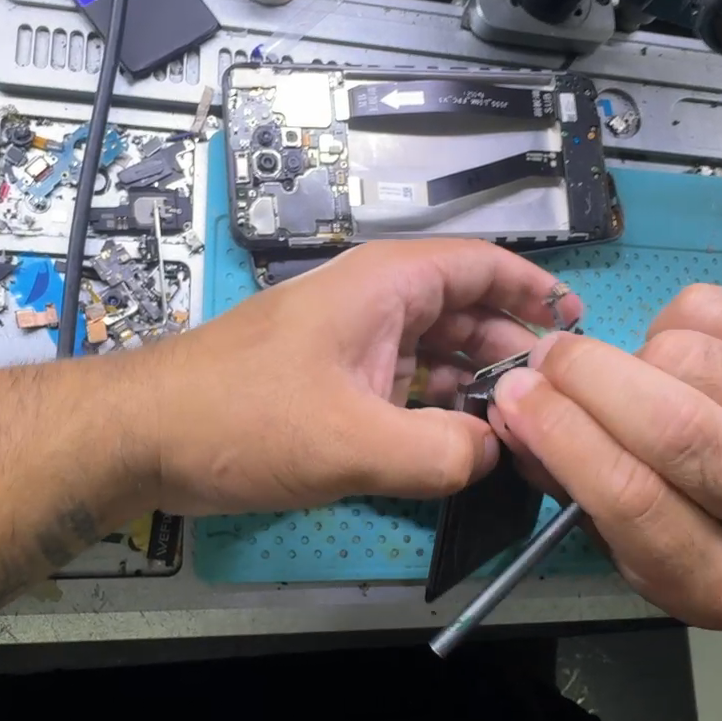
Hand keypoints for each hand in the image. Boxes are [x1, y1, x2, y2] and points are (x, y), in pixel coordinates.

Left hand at [141, 239, 582, 515]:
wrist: (146, 436)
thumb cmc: (239, 419)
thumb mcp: (351, 442)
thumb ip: (441, 453)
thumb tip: (495, 455)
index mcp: (384, 286)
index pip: (482, 265)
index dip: (535, 293)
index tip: (575, 335)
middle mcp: (372, 305)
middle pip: (466, 315)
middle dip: (510, 357)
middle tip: (552, 409)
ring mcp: (351, 344)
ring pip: (435, 356)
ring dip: (473, 393)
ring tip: (513, 437)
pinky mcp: (333, 382)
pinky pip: (402, 388)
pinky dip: (433, 414)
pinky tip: (457, 449)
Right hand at [487, 284, 721, 628]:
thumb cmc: (686, 521)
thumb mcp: (616, 534)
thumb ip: (560, 475)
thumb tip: (511, 403)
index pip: (633, 498)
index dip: (562, 435)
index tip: (513, 393)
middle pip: (677, 426)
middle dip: (588, 377)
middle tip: (544, 359)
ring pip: (695, 359)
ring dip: (631, 352)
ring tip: (625, 374)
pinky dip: (670, 319)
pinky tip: (671, 351)